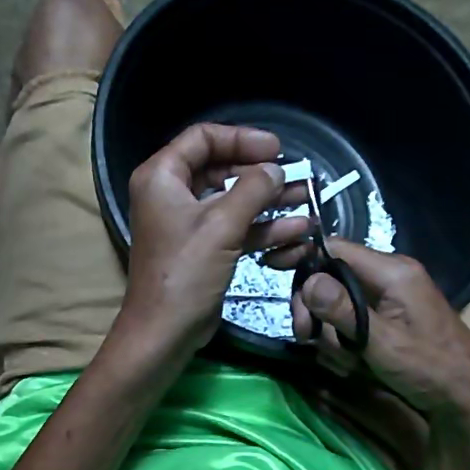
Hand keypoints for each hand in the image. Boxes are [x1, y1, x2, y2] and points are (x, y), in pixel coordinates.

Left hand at [116, 123, 310, 358]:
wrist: (164, 331)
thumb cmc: (186, 271)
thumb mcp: (222, 224)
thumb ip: (253, 189)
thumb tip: (276, 170)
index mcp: (161, 177)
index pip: (202, 139)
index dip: (241, 139)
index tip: (277, 149)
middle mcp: (169, 194)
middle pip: (219, 168)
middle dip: (259, 173)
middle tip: (295, 175)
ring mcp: (185, 224)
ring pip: (231, 201)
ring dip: (268, 201)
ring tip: (308, 199)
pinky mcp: (200, 249)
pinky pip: (232, 228)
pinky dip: (260, 228)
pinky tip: (296, 230)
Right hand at [267, 239, 469, 426]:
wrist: (466, 397)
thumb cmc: (428, 367)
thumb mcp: (380, 341)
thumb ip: (343, 310)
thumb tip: (308, 281)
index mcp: (391, 271)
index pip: (334, 248)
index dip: (305, 263)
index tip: (287, 292)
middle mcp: (387, 277)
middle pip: (329, 278)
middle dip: (314, 309)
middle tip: (308, 338)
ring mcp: (386, 298)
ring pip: (335, 304)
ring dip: (329, 332)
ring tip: (343, 360)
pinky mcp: (385, 318)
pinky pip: (349, 320)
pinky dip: (343, 341)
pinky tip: (352, 362)